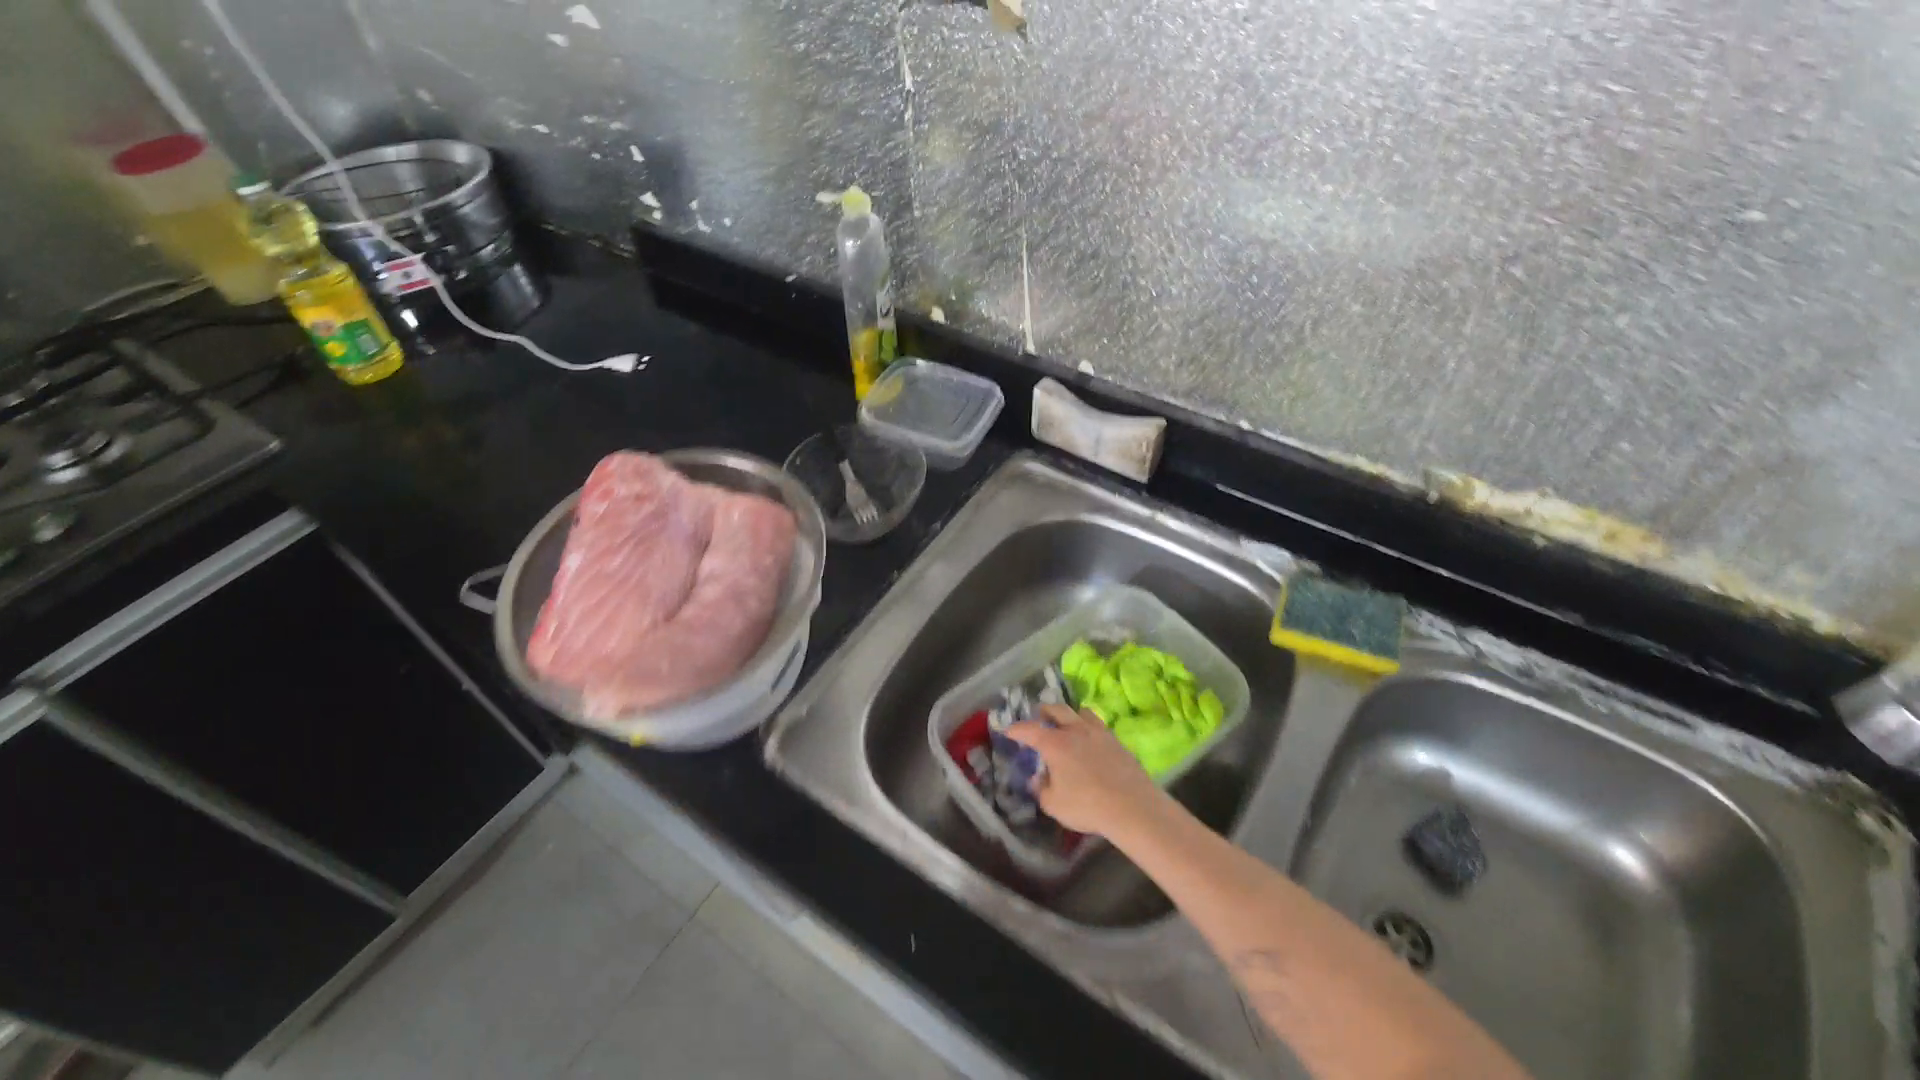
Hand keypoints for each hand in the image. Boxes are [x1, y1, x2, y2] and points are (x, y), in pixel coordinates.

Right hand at [1003, 705, 1170, 837]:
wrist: (1132, 806)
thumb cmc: (1086, 805)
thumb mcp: (1053, 804)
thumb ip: (1041, 788)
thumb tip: (1038, 778)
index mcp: (1054, 743)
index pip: (1029, 729)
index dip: (1016, 729)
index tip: (1008, 730)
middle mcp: (1075, 730)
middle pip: (1056, 710)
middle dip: (1043, 711)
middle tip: (1037, 717)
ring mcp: (1099, 733)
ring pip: (1081, 712)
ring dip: (1069, 714)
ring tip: (1066, 722)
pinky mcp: (1116, 741)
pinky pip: (1098, 725)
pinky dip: (1088, 726)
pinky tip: (1089, 738)